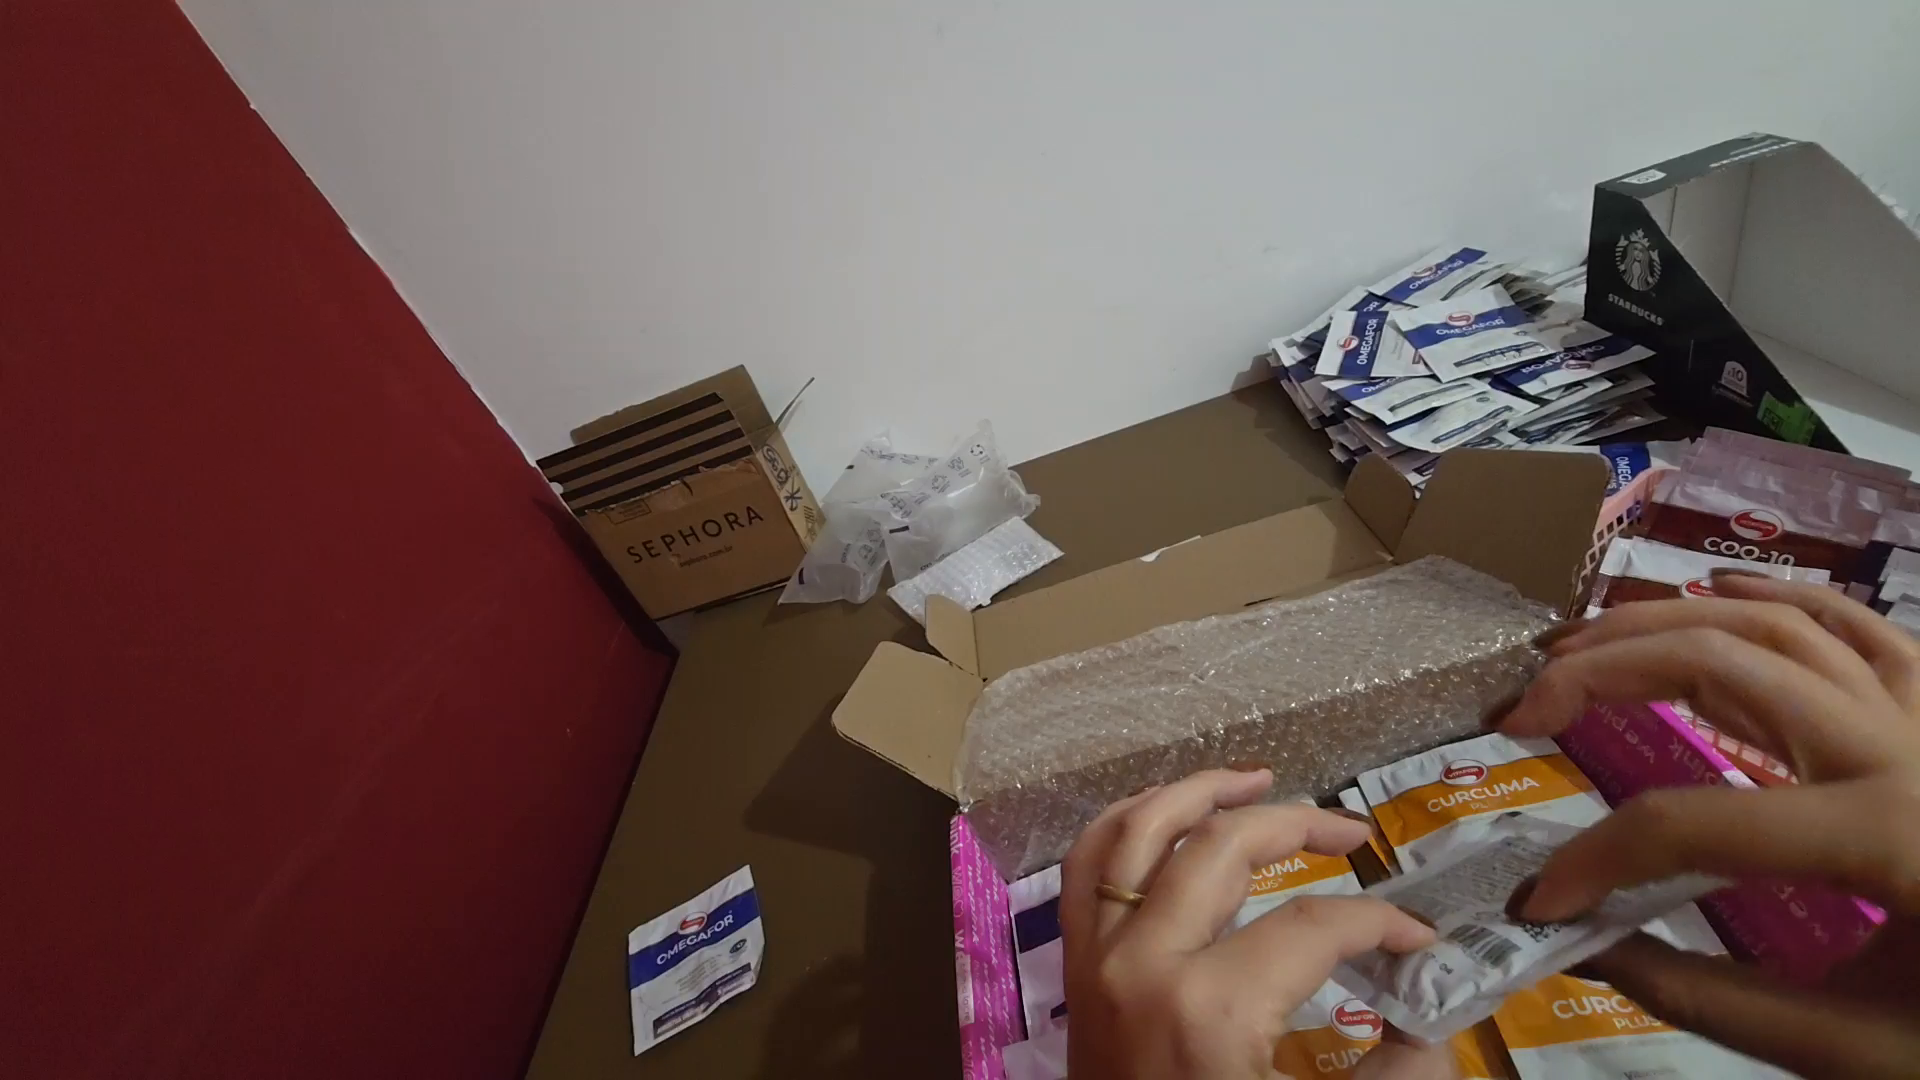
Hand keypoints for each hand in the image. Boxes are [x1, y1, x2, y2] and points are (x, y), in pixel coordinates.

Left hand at [1058, 768, 1452, 1078]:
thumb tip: (1433, 1018)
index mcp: (1211, 1011)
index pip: (1312, 929)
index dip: (1377, 923)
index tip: (1418, 937)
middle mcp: (1143, 958)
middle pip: (1222, 850)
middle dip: (1295, 826)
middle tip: (1349, 829)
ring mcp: (1096, 949)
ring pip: (1140, 830)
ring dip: (1198, 792)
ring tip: (1256, 778)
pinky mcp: (1072, 956)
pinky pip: (1087, 861)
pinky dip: (1125, 819)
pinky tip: (1165, 806)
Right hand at [1496, 571, 1919, 1078]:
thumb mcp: (1873, 1056)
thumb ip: (1712, 1001)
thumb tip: (1575, 948)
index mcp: (1895, 838)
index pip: (1688, 824)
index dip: (1593, 860)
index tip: (1540, 899)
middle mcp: (1907, 753)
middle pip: (1715, 661)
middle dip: (1593, 674)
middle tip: (1519, 709)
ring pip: (1772, 623)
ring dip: (1653, 623)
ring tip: (1571, 647)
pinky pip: (1856, 625)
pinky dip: (1774, 597)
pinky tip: (1710, 588)